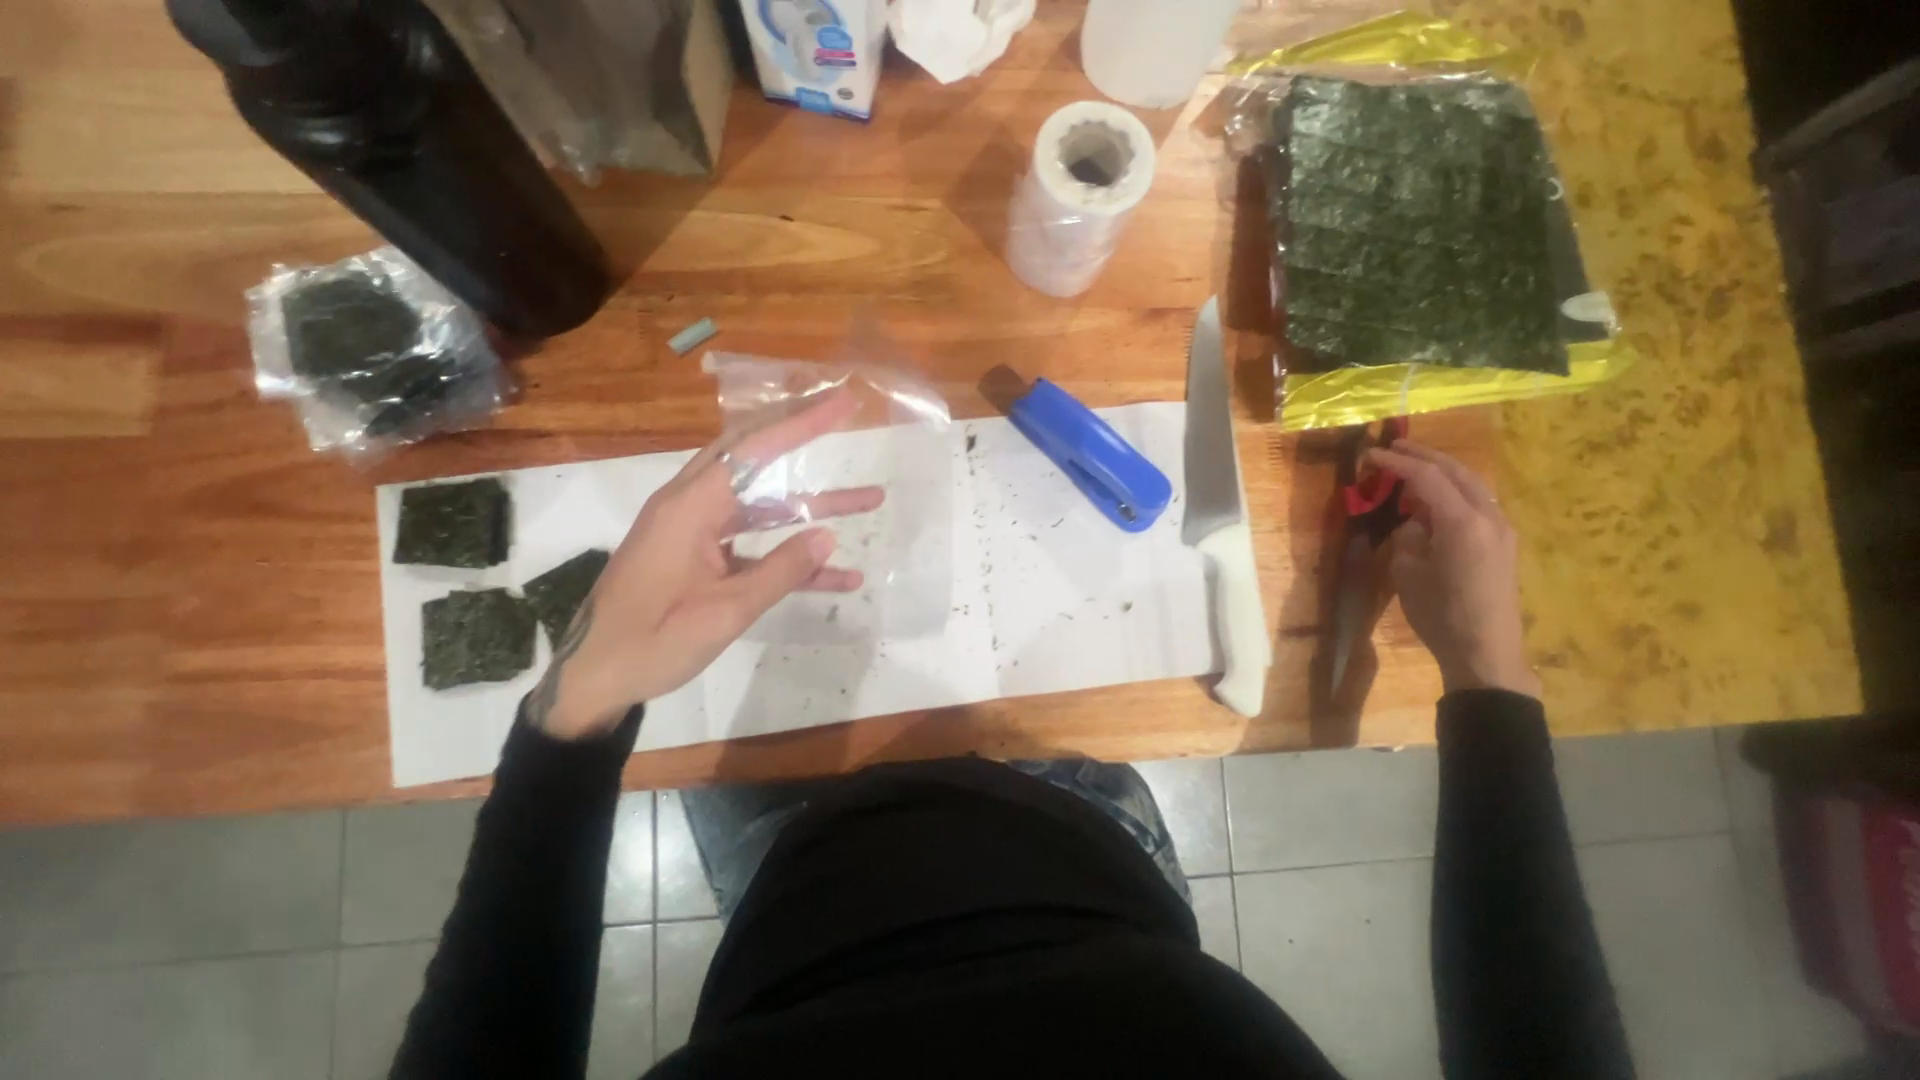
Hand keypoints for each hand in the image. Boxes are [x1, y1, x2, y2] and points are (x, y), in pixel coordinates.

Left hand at [527, 389, 883, 738]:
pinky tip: (836, 575)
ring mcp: (693, 533)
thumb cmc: (652, 643)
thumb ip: (779, 573)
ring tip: (870, 501)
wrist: (594, 678)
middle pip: (754, 460)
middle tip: (845, 417)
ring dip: (811, 507)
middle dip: (802, 438)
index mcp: (688, 509)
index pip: (753, 451)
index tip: (842, 403)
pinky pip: (751, 545)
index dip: (802, 424)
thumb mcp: (723, 613)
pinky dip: (789, 556)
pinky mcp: (697, 559)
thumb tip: (828, 537)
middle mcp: (690, 508)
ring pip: (761, 505)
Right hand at [1364, 439, 1540, 698]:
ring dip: (1443, 471)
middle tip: (1394, 448)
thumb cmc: (1440, 615)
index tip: (1370, 455)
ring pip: (1473, 484)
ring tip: (1414, 469)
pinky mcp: (1504, 543)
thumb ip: (1409, 537)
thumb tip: (1415, 522)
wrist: (1486, 651)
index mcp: (1461, 522)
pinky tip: (1437, 500)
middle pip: (1456, 472)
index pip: (1427, 478)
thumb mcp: (1408, 573)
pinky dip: (1455, 491)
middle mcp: (1488, 516)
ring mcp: (1502, 529)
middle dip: (1424, 456)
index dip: (1397, 463)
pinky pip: (1479, 502)